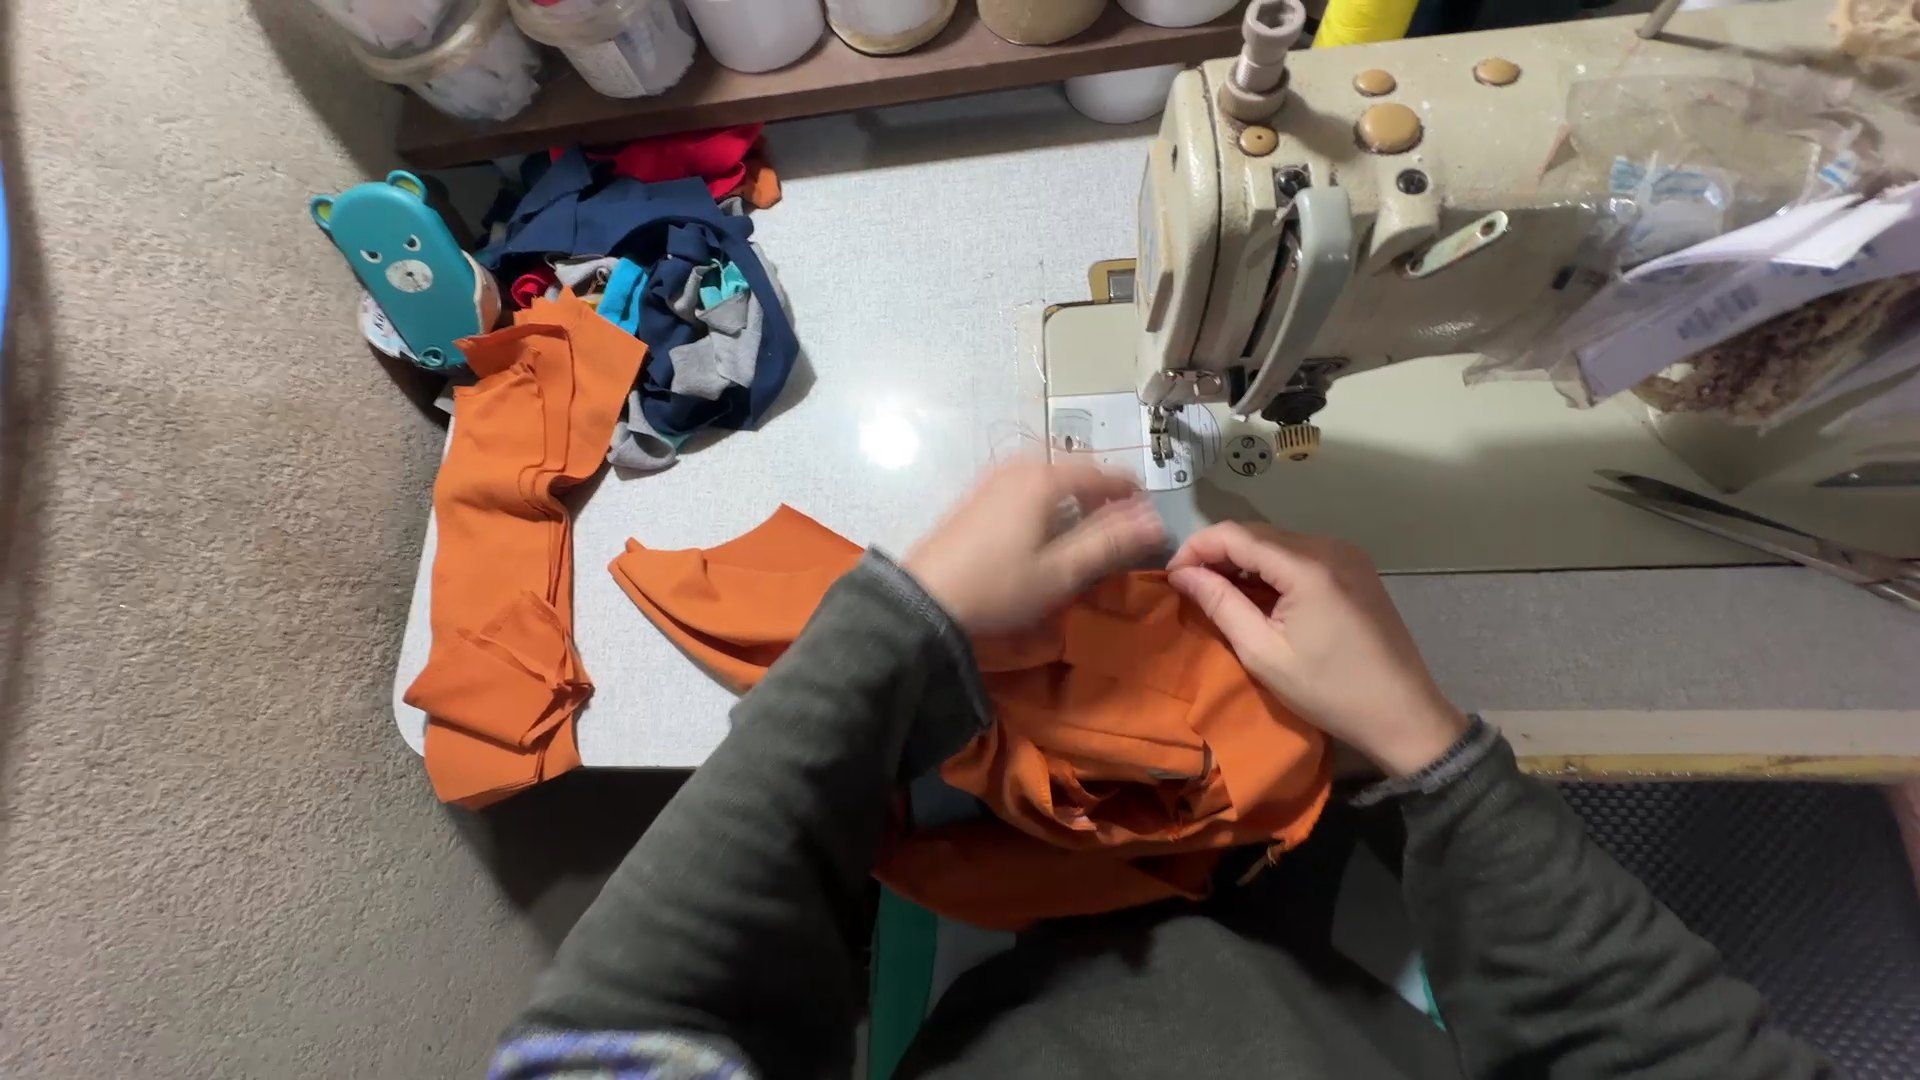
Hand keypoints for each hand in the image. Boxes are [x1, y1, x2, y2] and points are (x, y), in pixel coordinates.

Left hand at [905, 463, 1164, 633]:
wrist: (925, 599)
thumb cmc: (998, 587)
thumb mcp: (1060, 571)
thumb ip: (1109, 542)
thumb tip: (1154, 521)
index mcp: (1044, 479)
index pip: (1102, 473)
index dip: (1129, 491)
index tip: (1147, 512)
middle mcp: (1018, 468)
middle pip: (1073, 470)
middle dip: (1100, 492)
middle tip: (1117, 523)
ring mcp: (992, 479)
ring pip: (1047, 477)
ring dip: (1071, 496)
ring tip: (1083, 528)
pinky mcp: (976, 496)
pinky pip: (1024, 486)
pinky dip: (1044, 500)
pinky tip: (1042, 530)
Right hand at [1167, 522, 1467, 777]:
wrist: (1404, 714)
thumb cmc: (1328, 690)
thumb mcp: (1262, 652)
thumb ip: (1220, 604)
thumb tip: (1181, 574)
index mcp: (1306, 566)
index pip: (1234, 534)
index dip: (1195, 548)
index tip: (1172, 577)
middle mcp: (1328, 547)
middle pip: (1254, 532)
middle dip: (1215, 553)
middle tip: (1190, 586)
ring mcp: (1346, 554)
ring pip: (1275, 539)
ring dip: (1241, 559)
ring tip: (1218, 591)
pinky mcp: (1354, 567)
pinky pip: (1297, 552)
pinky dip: (1269, 565)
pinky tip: (1258, 593)